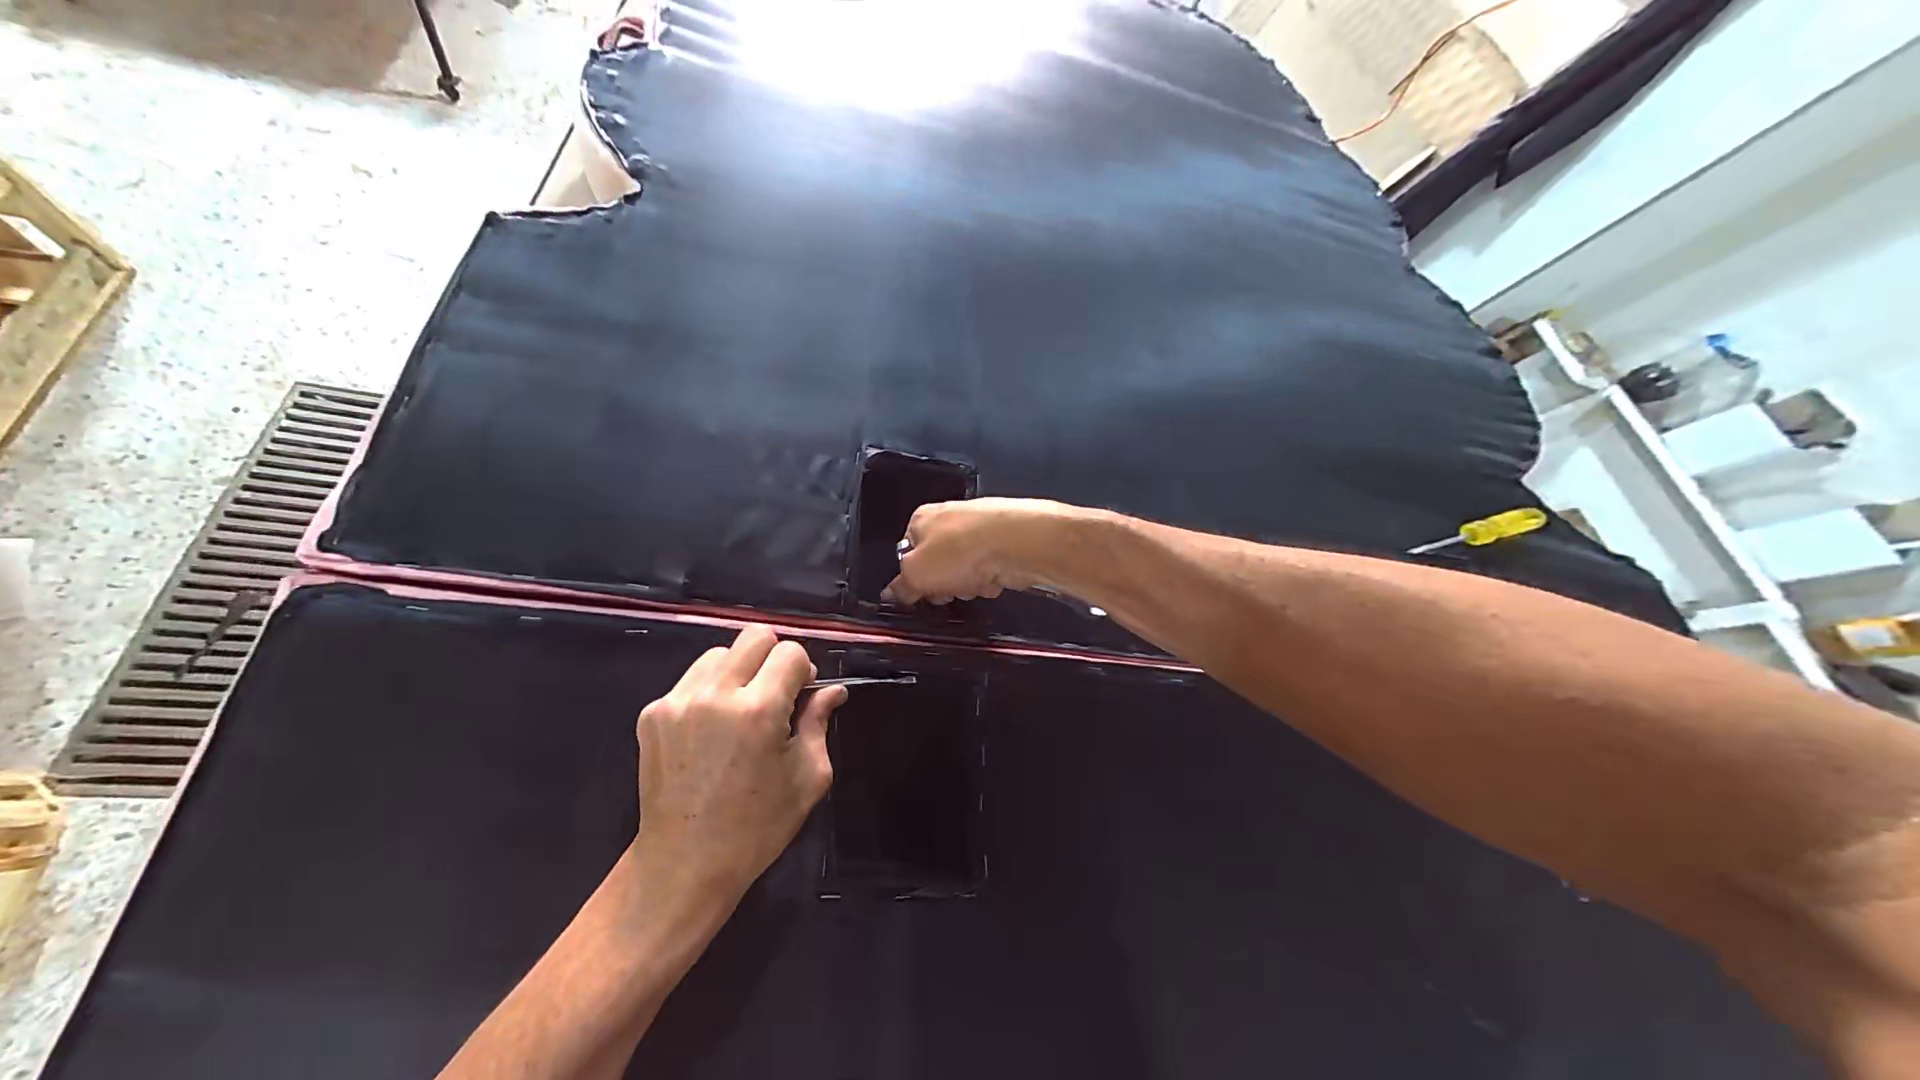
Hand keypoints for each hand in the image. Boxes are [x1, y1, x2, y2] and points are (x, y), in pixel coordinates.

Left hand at [632, 626, 845, 898]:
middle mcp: (715, 695)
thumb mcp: (808, 776)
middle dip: (773, 659)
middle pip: (754, 636)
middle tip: (776, 695)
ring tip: (741, 711)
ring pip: (721, 653)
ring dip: (740, 671)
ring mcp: (677, 702)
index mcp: (758, 711)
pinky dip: (710, 691)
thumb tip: (833, 690)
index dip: (804, 670)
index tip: (802, 696)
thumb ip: (819, 722)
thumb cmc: (758, 826)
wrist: (685, 863)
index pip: (790, 652)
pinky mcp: (652, 713)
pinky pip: (692, 679)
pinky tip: (713, 728)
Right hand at [881, 497, 1074, 604]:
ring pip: (965, 571)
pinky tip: (994, 581)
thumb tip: (892, 593)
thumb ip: (901, 586)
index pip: (907, 553)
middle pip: (938, 564)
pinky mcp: (1003, 543)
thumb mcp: (916, 574)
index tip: (918, 592)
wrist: (1018, 543)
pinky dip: (991, 581)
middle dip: (944, 584)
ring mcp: (979, 529)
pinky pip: (990, 571)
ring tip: (975, 583)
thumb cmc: (965, 548)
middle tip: (948, 589)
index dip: (912, 577)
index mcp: (921, 519)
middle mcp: (950, 519)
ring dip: (968, 586)